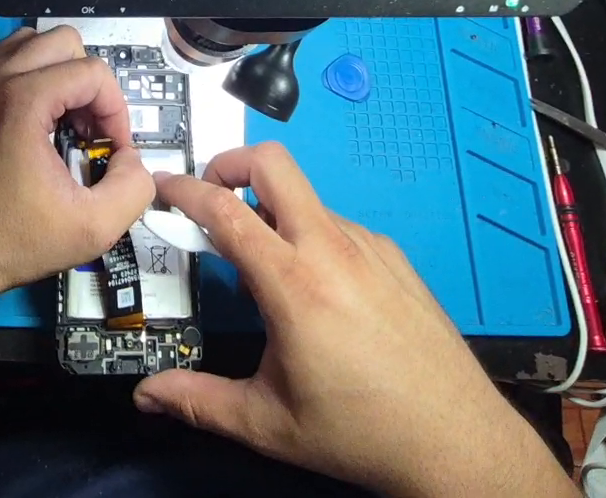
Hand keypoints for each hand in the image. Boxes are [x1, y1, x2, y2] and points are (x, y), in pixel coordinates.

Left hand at [0, 27, 154, 314]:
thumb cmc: (9, 242)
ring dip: (61, 72)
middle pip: (65, 42)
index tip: (111, 150)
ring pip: (35, 42)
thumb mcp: (91, 229)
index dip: (116, 110)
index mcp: (22, 100)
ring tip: (66, 120)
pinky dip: (33, 74)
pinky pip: (8, 58)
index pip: (93, 72)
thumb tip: (132, 159)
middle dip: (89, 83)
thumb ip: (133, 188)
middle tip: (91, 130)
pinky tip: (38, 118)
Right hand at [134, 144, 572, 497]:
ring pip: (303, 198)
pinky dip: (308, 236)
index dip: (184, 190)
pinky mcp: (393, 255)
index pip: (225, 210)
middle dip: (230, 163)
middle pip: (272, 163)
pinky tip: (317, 288)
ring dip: (270, 211)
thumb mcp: (268, 423)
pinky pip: (335, 225)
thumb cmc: (360, 433)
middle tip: (210, 198)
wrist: (460, 443)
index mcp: (293, 284)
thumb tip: (145, 397)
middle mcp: (330, 248)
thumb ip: (199, 402)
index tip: (162, 188)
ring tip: (266, 268)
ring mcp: (367, 246)